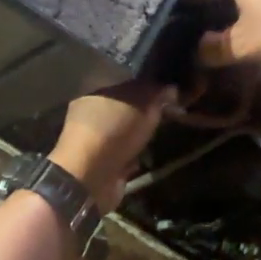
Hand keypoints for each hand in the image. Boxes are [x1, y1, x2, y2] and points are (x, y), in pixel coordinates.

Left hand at [49, 82, 172, 210]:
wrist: (89, 178)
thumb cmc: (112, 131)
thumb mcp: (141, 105)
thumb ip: (157, 93)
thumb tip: (171, 87)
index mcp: (95, 90)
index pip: (125, 80)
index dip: (147, 83)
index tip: (167, 89)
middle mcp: (90, 111)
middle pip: (126, 105)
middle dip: (145, 110)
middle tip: (168, 112)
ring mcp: (93, 139)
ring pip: (124, 130)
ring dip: (139, 134)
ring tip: (158, 134)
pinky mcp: (98, 162)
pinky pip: (122, 153)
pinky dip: (133, 155)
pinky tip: (143, 156)